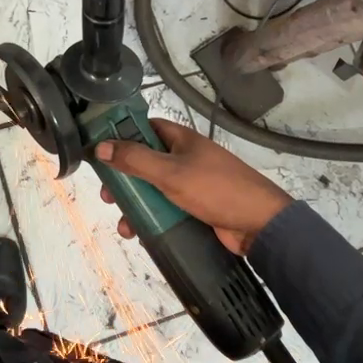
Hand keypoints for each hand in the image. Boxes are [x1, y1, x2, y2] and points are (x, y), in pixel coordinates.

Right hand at [95, 120, 292, 254]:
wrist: (262, 226)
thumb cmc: (216, 189)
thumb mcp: (171, 173)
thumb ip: (135, 159)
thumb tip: (100, 147)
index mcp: (180, 140)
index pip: (144, 127)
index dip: (121, 135)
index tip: (100, 151)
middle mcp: (184, 158)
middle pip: (144, 162)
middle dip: (124, 180)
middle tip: (108, 196)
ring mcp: (191, 184)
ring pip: (153, 190)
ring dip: (135, 206)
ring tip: (125, 226)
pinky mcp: (196, 209)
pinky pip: (166, 210)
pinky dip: (152, 220)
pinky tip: (142, 235)